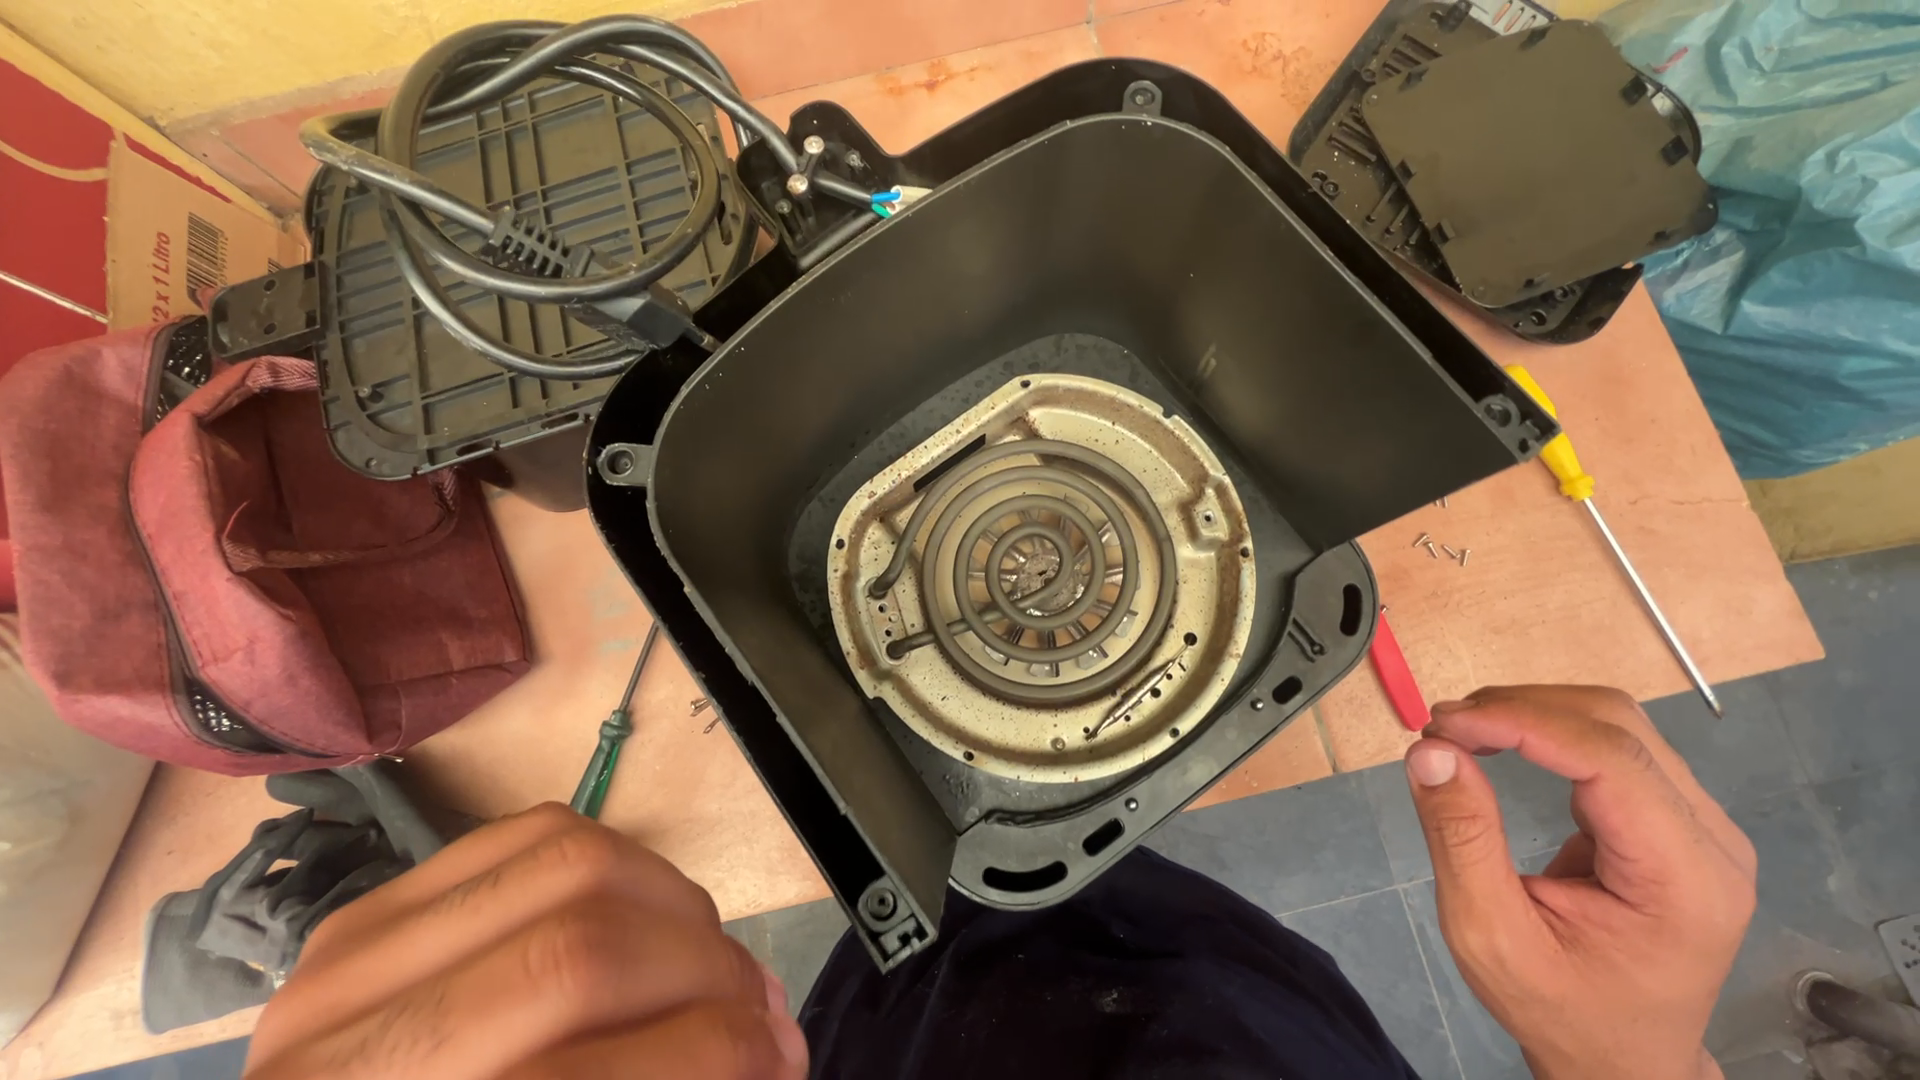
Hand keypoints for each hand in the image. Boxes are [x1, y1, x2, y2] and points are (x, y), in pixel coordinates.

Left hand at [245, 803, 806, 1079]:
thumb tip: (774, 1042)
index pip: (586, 1073)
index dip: (715, 1051)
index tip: (783, 1058)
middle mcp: (344, 1056)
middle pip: (582, 951)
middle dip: (706, 969)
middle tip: (758, 1003)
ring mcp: (346, 965)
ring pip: (568, 864)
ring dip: (675, 904)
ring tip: (707, 955)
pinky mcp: (372, 909)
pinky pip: (535, 832)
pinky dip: (621, 861)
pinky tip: (644, 912)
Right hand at [1404, 686, 1755, 1079]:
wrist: (1620, 1055)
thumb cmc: (1558, 1007)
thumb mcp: (1489, 934)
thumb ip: (1461, 838)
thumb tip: (1430, 750)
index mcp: (1682, 879)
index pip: (1608, 759)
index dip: (1518, 722)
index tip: (1438, 724)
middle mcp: (1709, 840)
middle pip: (1616, 725)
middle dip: (1518, 708)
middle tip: (1439, 729)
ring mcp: (1697, 825)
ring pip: (1613, 723)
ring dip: (1528, 711)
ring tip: (1459, 732)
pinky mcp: (1670, 817)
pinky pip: (1609, 744)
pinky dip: (1543, 729)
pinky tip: (1498, 743)